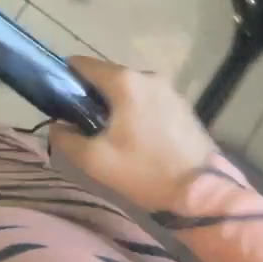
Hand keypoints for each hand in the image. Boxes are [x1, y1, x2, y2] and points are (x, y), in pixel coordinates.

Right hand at [50, 57, 216, 211]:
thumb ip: (66, 139)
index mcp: (125, 82)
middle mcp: (147, 76)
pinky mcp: (183, 105)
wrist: (205, 196)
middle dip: (92, 95)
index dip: (66, 79)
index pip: (82, 64)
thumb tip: (57, 126)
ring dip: (116, 104)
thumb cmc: (146, 173)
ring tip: (113, 134)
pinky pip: (148, 99)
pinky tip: (138, 137)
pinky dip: (137, 110)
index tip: (62, 102)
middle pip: (107, 76)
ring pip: (128, 88)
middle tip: (86, 124)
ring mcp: (169, 90)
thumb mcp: (95, 161)